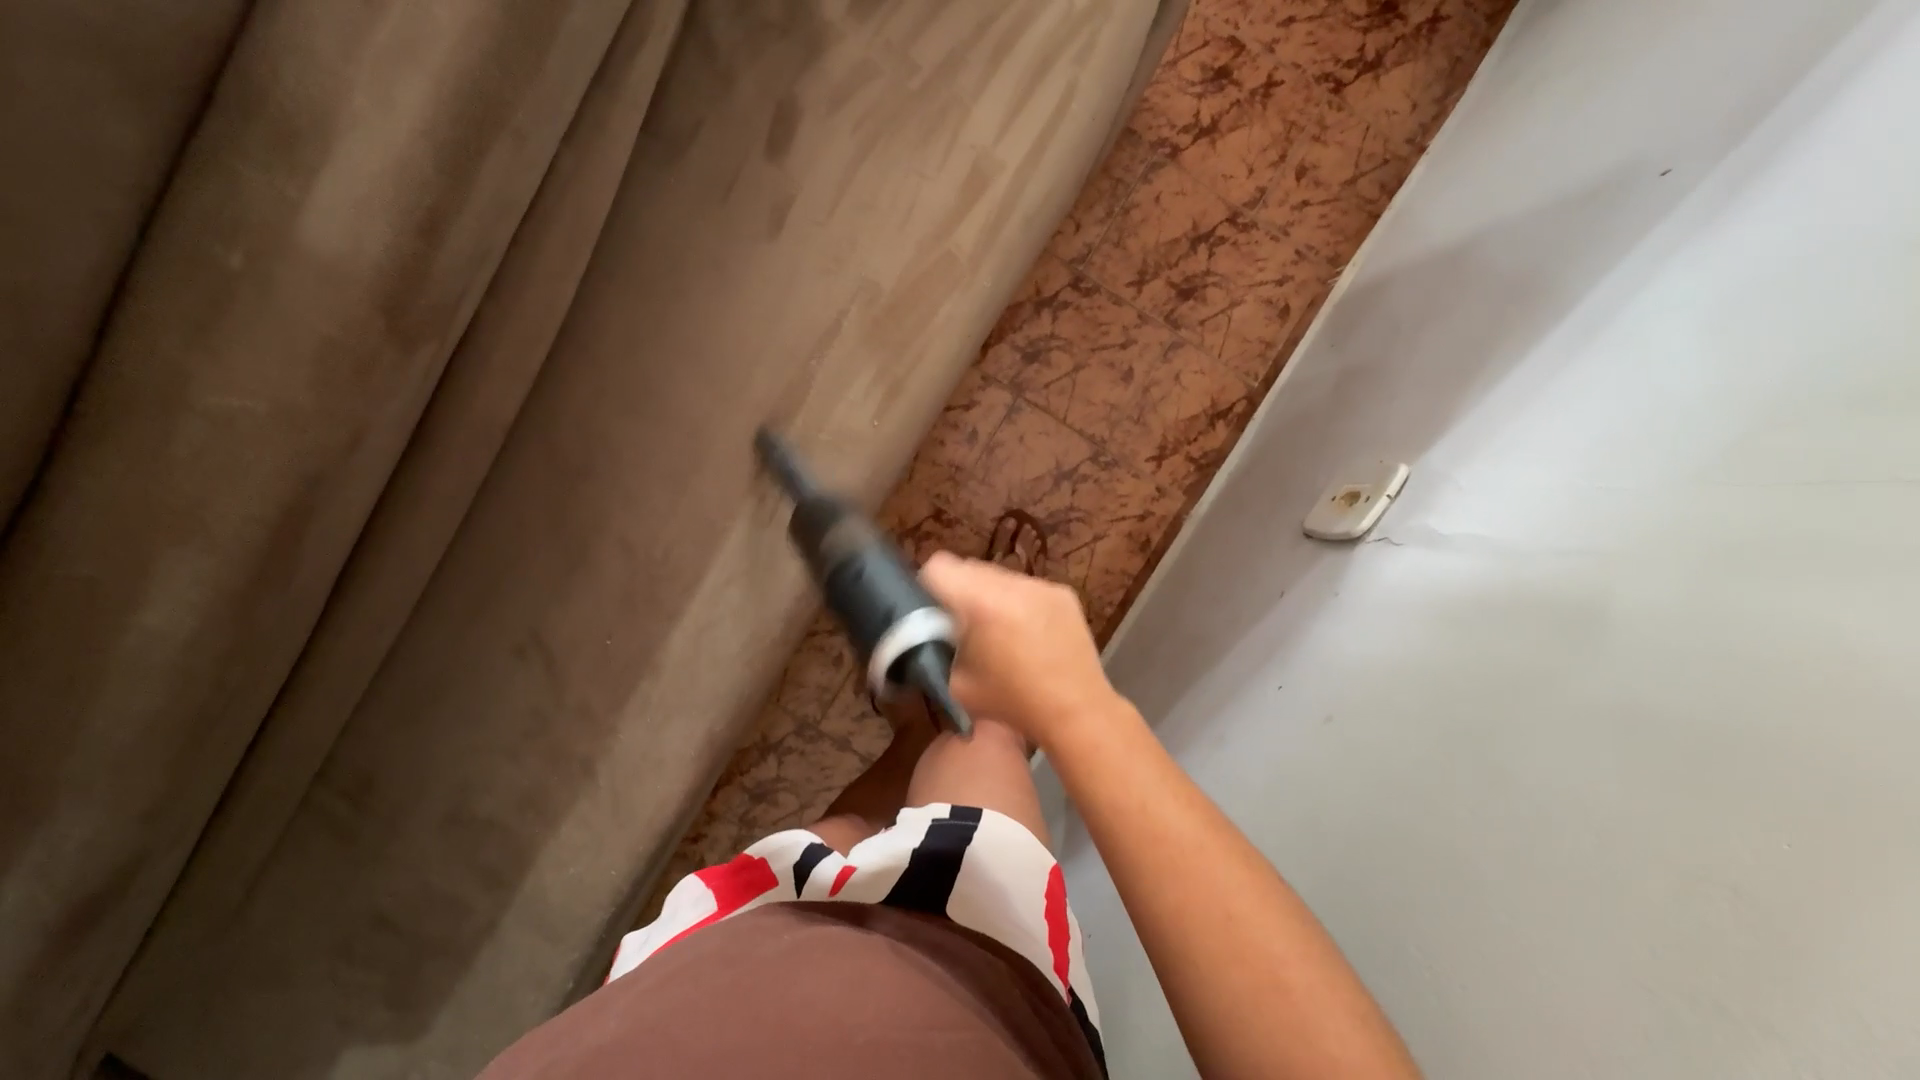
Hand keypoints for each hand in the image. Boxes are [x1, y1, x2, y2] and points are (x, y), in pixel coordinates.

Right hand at [919, 552, 1122, 751]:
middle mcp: (1013, 584)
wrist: (1076, 711)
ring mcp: (1041, 586)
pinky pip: (1026, 588)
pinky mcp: (1062, 594)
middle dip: (959, 592)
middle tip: (961, 626)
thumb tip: (919, 638)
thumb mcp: (955, 685)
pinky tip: (1026, 635)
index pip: (938, 567)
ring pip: (998, 577)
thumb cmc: (1011, 703)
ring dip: (989, 596)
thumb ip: (932, 654)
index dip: (927, 587)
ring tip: (996, 632)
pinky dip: (1018, 604)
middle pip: (968, 568)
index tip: (930, 613)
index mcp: (982, 603)